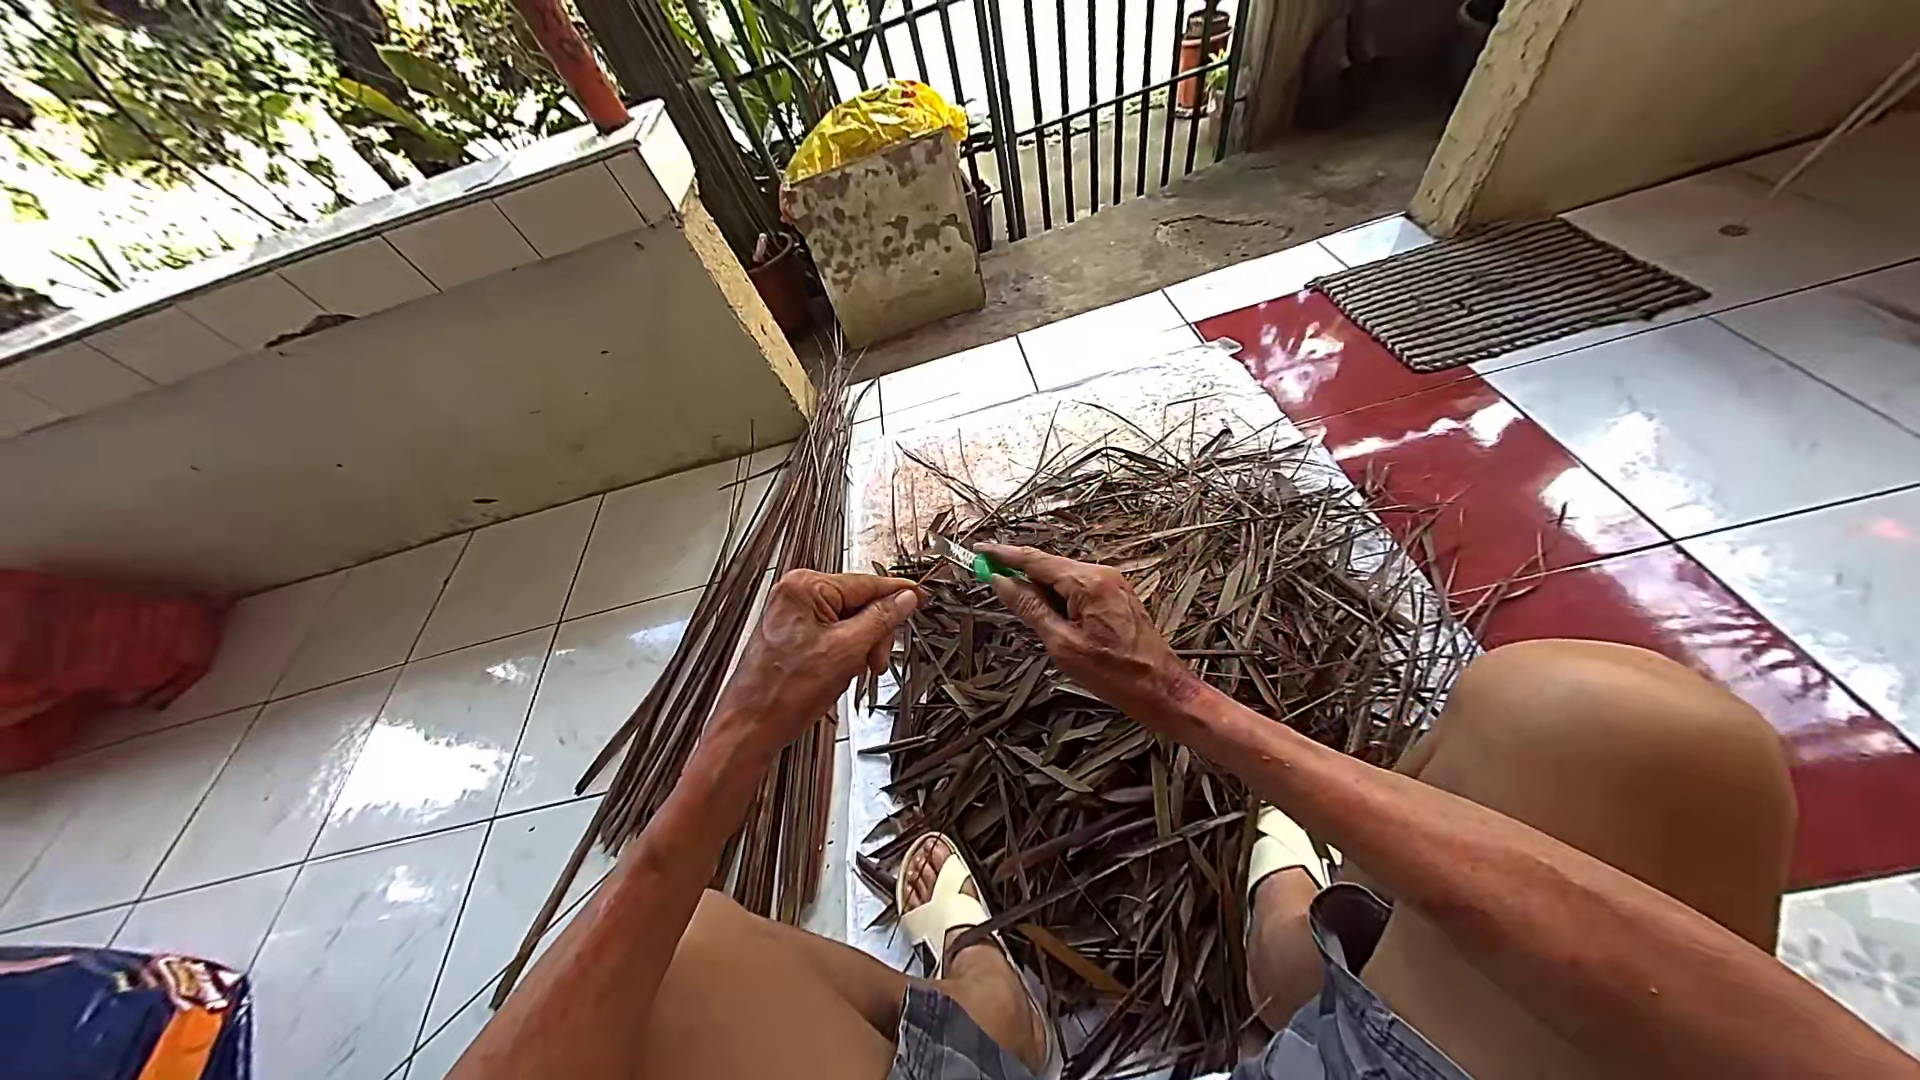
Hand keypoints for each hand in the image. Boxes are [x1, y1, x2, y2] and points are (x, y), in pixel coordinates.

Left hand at [709, 570, 920, 759]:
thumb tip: (904, 598)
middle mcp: (796, 594)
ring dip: (861, 647)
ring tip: (856, 671)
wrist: (750, 728)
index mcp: (805, 587)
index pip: (865, 583)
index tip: (920, 596)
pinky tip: (842, 671)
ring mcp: (792, 614)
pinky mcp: (793, 634)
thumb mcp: (847, 650)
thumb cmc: (783, 692)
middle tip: (877, 661)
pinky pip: (833, 634)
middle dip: (874, 633)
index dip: (897, 593)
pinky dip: (846, 652)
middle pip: (858, 603)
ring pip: (849, 621)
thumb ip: (881, 618)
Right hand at [978, 544, 1199, 720]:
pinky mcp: (1115, 594)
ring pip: (1062, 576)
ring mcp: (1111, 582)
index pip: (1035, 560)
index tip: (980, 550)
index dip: (1003, 554)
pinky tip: (1049, 615)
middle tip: (990, 580)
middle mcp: (1101, 573)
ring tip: (1023, 610)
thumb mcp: (1061, 644)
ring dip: (1038, 588)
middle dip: (1019, 573)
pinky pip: (1077, 586)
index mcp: (1088, 582)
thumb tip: (1002, 583)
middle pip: (1048, 565)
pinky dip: (1057, 596)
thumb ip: (1029, 608)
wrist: (1161, 689)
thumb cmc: (1116, 674)